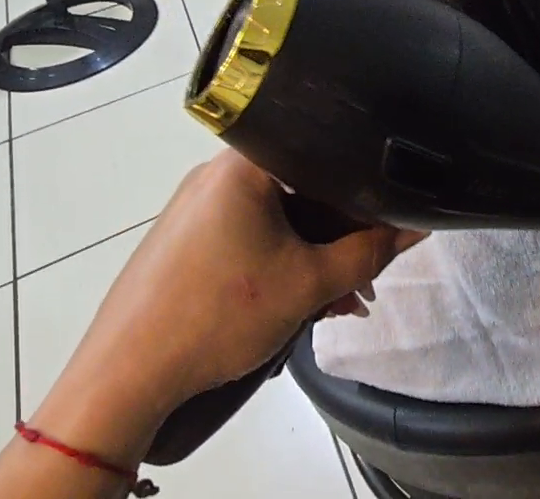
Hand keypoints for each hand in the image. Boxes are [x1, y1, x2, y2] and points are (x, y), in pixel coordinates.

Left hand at [30, 151, 421, 462]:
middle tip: (366, 281)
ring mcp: (197, 208)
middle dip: (342, 238)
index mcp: (244, 164)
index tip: (389, 226)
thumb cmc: (218, 314)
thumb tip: (417, 228)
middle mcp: (218, 174)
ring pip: (280, 220)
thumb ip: (370, 253)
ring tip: (339, 304)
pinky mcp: (185, 240)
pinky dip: (281, 263)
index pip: (326, 159)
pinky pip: (251, 237)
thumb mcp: (308, 285)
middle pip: (304, 192)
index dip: (365, 193)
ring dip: (315, 257)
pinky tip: (302, 303)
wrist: (122, 379)